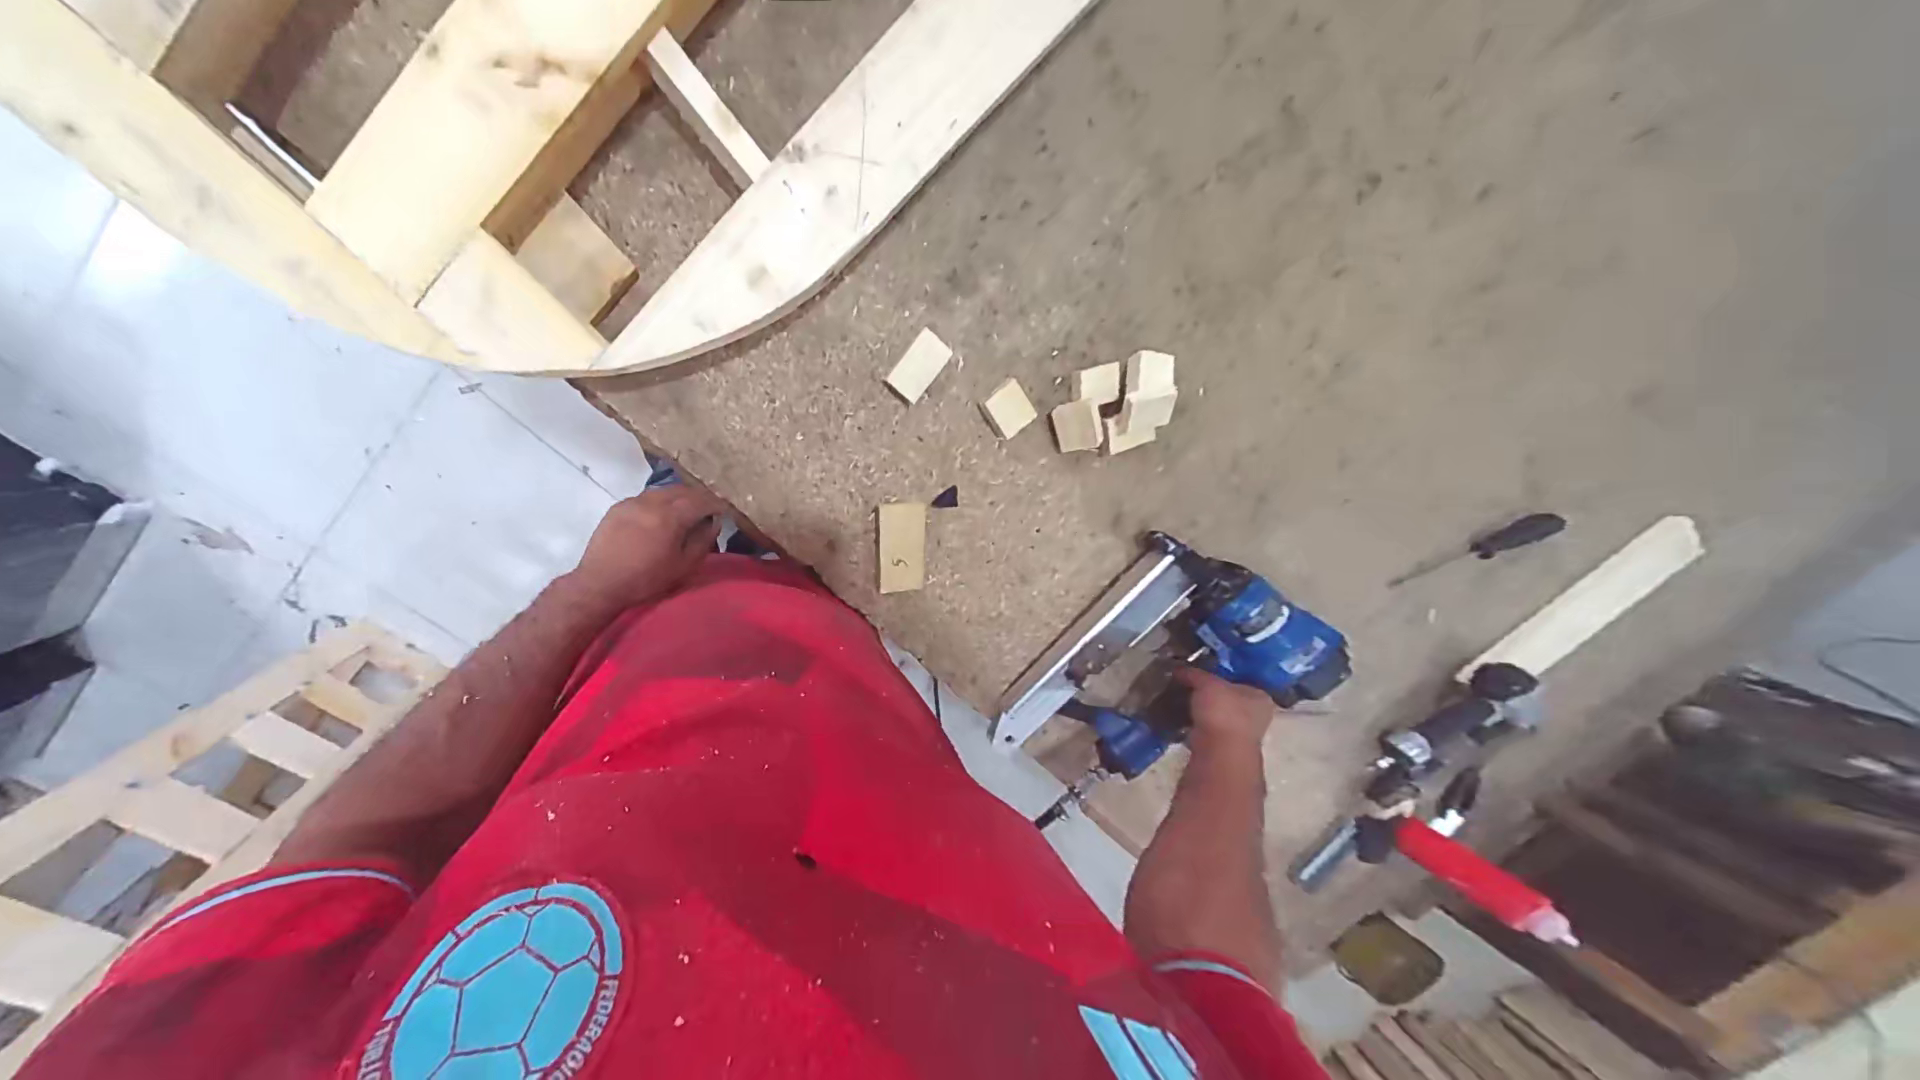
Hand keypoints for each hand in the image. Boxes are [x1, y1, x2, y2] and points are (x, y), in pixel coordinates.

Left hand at [566, 487, 724, 608]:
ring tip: (685, 510)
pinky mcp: (618, 507)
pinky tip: (660, 515)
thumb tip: (713, 523)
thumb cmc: (647, 579)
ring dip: (678, 497)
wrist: (601, 584)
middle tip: (707, 508)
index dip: (715, 504)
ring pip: (662, 491)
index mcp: (670, 517)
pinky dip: (659, 501)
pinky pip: (645, 497)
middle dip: (698, 496)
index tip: (723, 511)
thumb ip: (703, 540)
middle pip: (681, 490)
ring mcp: (632, 502)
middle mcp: (651, 502)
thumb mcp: (684, 565)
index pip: (700, 500)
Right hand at [1174, 667, 1275, 748]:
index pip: (1243, 679)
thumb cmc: (1223, 711)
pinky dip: (1193, 723)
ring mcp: (1239, 735)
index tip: (1203, 668)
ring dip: (1200, 709)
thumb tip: (1178, 668)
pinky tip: (1180, 715)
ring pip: (1216, 715)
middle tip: (1188, 682)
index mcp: (1260, 697)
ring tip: (1179, 697)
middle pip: (1229, 698)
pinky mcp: (1221, 748)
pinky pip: (1205, 728)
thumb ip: (1195, 674)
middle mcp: (1255, 716)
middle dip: (1209, 692)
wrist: (1218, 752)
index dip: (1223, 672)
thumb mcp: (1207, 683)